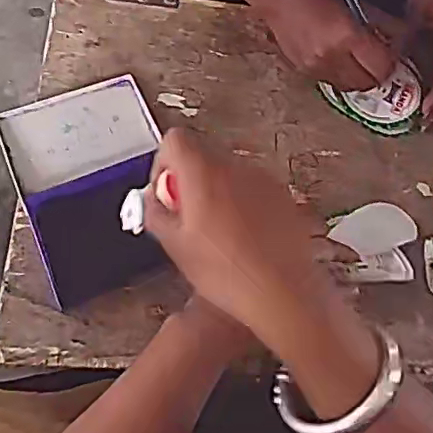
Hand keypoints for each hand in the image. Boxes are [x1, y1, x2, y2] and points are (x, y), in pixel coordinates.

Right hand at [141, 128, 345, 351]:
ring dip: (217, 194)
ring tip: (217, 236)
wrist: (281, 293)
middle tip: (187, 219)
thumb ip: (155, 213)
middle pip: (202, 157)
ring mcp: (262, 180)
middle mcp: (235, 168)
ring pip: (228, 174)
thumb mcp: (176, 247)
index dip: (163, 163)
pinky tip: (242, 239)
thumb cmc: (229, 273)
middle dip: (190, 183)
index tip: (165, 191)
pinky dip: (243, 205)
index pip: (174, 139)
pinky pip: (253, 189)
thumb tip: (150, 201)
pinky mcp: (282, 196)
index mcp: (204, 174)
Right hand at [259, 0, 396, 91]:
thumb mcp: (353, 2)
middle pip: (366, 84)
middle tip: (376, 62)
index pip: (382, 67)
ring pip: (347, 87)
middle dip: (375, 75)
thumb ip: (378, 22)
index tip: (390, 55)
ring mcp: (315, 67)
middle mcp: (331, 56)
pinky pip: (328, 81)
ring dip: (355, 78)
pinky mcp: (302, 71)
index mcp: (347, 36)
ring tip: (354, 61)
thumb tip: (398, 36)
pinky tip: (333, 58)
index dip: (390, 63)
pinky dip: (336, 74)